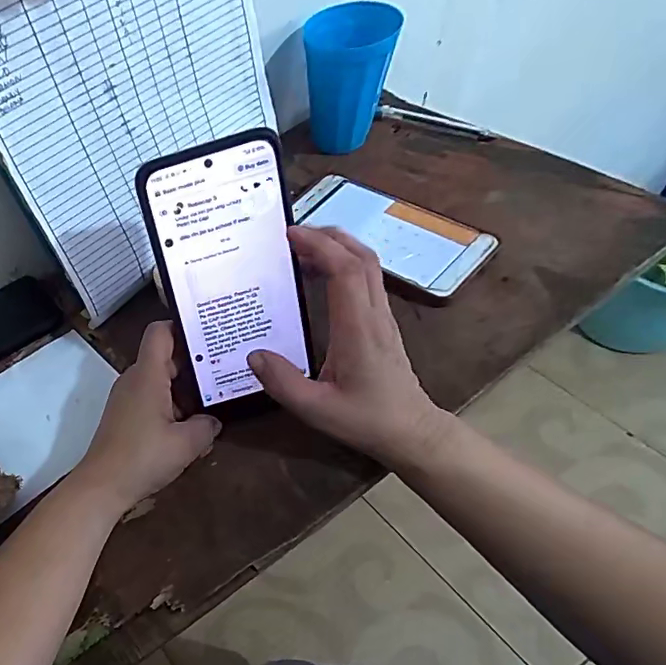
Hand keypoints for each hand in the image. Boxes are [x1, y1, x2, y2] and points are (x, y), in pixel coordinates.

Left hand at [69, 321, 221, 511]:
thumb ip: (206, 426)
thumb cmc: (143, 458)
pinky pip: (151, 399)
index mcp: (147, 375)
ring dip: (184, 391)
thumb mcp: (186, 444)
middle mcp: (133, 380)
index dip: (182, 326)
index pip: (160, 332)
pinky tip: (190, 427)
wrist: (101, 487)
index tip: (208, 335)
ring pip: (159, 381)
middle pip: (165, 357)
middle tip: (224, 371)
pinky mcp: (124, 416)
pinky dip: (171, 407)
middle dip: (194, 364)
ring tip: (213, 402)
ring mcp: (126, 398)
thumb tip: (213, 421)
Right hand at [248, 226, 450, 467]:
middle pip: (360, 257)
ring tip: (303, 248)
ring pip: (367, 266)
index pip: (344, 270)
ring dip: (338, 247)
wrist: (412, 431)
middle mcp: (374, 315)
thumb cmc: (367, 420)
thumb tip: (254, 355)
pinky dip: (344, 266)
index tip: (290, 235)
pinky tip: (321, 277)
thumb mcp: (316, 409)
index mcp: (358, 329)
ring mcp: (382, 318)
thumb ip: (283, 383)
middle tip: (293, 233)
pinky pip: (366, 281)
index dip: (319, 246)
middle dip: (328, 236)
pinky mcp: (382, 325)